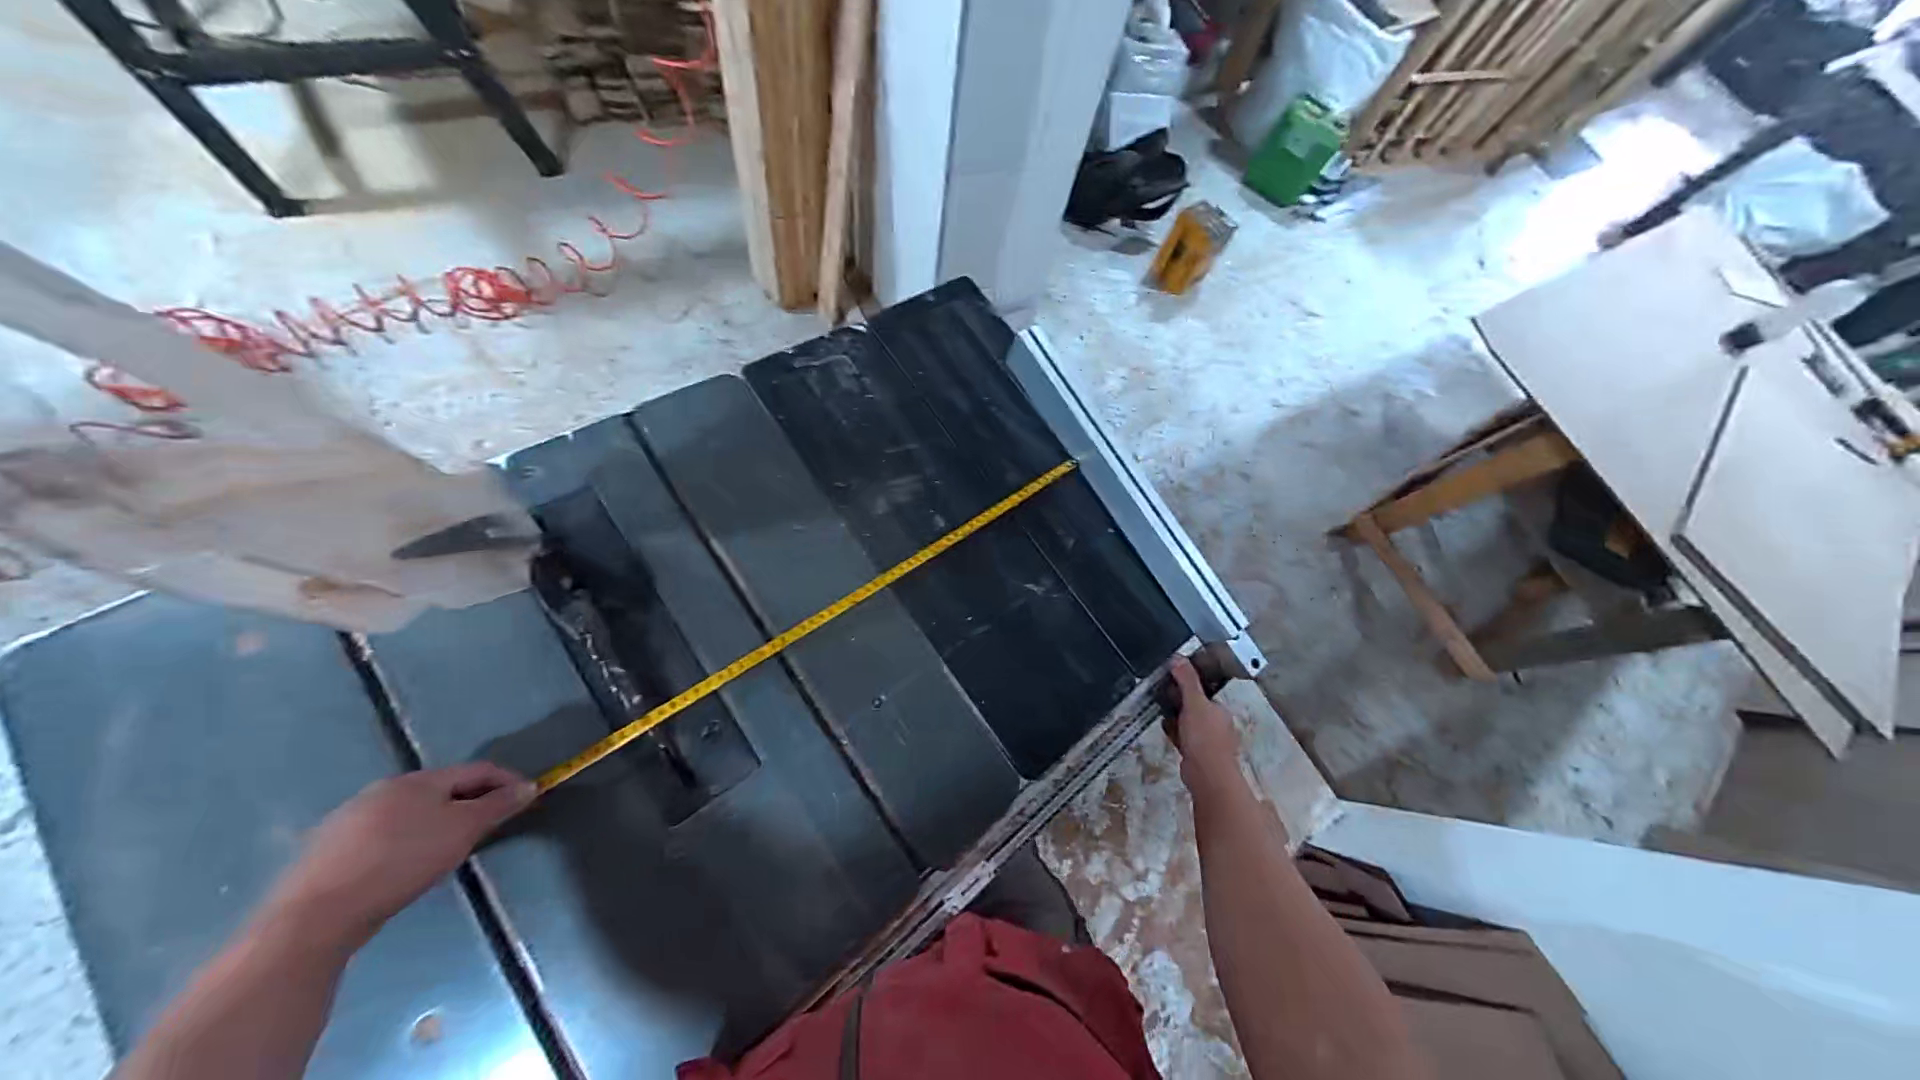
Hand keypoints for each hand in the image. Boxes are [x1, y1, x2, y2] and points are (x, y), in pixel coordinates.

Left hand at [259, 762, 535, 949]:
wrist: (315, 915)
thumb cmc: (401, 862)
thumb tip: (528, 786)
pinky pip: (384, 834)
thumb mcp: (462, 831)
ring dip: (438, 821)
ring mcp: (350, 818)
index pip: (477, 770)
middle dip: (472, 801)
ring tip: (451, 847)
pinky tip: (405, 865)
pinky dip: (407, 840)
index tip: (529, 798)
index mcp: (418, 780)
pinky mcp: (328, 849)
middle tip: (491, 826)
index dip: (507, 781)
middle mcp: (384, 789)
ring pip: (411, 811)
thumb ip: (497, 806)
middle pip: (442, 788)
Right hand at [1163, 656, 1241, 791]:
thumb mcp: (1194, 703)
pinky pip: (1184, 738)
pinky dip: (1175, 734)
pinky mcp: (1197, 754)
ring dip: (1175, 719)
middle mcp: (1217, 724)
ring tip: (1162, 715)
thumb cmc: (1204, 738)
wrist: (1207, 776)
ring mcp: (1208, 741)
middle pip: (1194, 708)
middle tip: (1162, 700)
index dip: (1186, 687)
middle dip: (1178, 704)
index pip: (1202, 693)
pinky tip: (1167, 732)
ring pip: (1187, 724)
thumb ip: (1186, 680)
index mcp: (1220, 710)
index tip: (1169, 684)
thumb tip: (1178, 657)